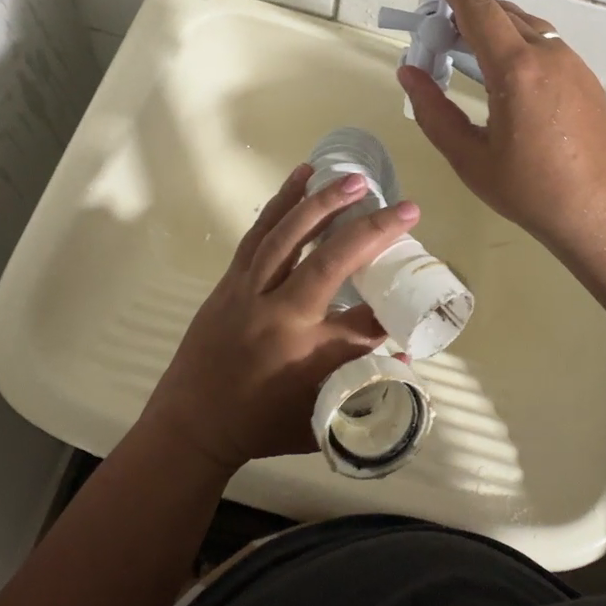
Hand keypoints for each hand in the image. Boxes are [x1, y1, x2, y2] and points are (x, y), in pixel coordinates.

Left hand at [139, 164, 421, 472]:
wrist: (190, 425)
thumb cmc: (260, 427)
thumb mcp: (319, 417)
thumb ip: (364, 384)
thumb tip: (405, 351)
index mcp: (303, 355)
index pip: (362, 321)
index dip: (394, 303)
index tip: (416, 284)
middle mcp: (277, 315)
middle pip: (328, 263)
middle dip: (368, 231)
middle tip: (403, 207)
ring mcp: (249, 292)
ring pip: (286, 236)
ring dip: (323, 203)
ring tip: (354, 179)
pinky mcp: (231, 280)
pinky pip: (259, 233)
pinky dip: (283, 202)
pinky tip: (302, 177)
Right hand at [399, 0, 605, 254]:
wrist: (605, 215)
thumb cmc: (532, 192)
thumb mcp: (470, 158)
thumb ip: (433, 111)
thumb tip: (409, 73)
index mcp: (516, 69)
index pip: (477, 9)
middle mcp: (548, 55)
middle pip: (501, 12)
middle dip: (467, 5)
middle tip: (436, 15)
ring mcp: (573, 65)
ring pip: (526, 27)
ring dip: (493, 23)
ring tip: (463, 40)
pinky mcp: (586, 80)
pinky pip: (544, 45)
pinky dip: (516, 41)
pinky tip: (502, 69)